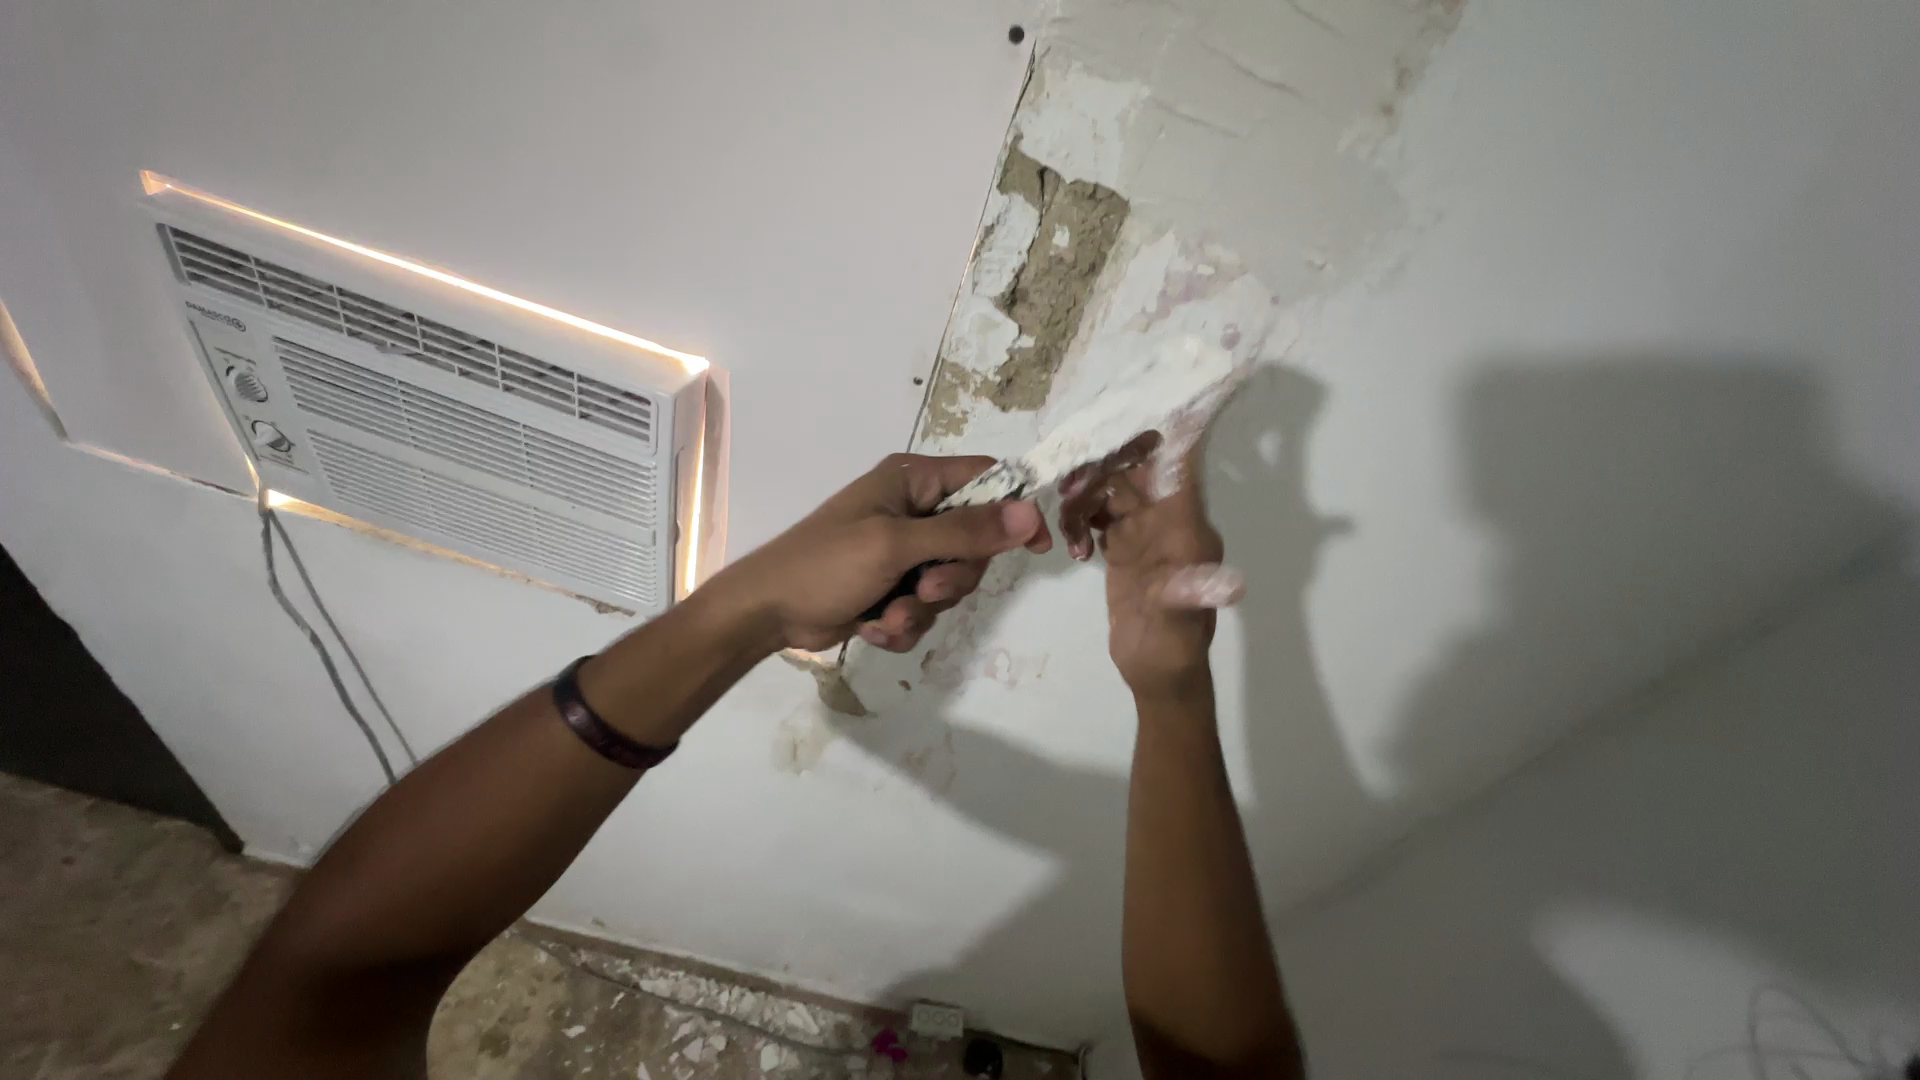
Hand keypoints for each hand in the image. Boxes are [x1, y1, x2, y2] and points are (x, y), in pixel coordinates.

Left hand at [709, 454, 1051, 652]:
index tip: (1035, 547)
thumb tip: (1030, 513)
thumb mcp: (897, 545)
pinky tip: (872, 627)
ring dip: (922, 608)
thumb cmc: (825, 564)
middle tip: (922, 589)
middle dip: (951, 578)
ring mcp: (903, 553)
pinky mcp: (893, 588)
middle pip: (974, 542)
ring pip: (951, 583)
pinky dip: (903, 624)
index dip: (1014, 509)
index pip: (986, 480)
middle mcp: (913, 511)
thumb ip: (964, 531)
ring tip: (885, 614)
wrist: (767, 613)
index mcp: (913, 481)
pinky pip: (925, 609)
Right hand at [1058, 431, 1242, 700]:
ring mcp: (1144, 533)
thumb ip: (1192, 596)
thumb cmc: (1173, 650)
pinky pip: (1098, 515)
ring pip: (1112, 490)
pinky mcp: (1123, 548)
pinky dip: (1081, 522)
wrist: (1156, 676)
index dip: (1176, 424)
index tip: (1160, 385)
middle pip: (1137, 470)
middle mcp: (1168, 521)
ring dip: (1086, 498)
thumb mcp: (1181, 625)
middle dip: (1104, 466)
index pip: (1183, 464)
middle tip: (1072, 484)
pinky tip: (1075, 550)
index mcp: (1188, 528)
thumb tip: (1227, 581)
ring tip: (1071, 532)